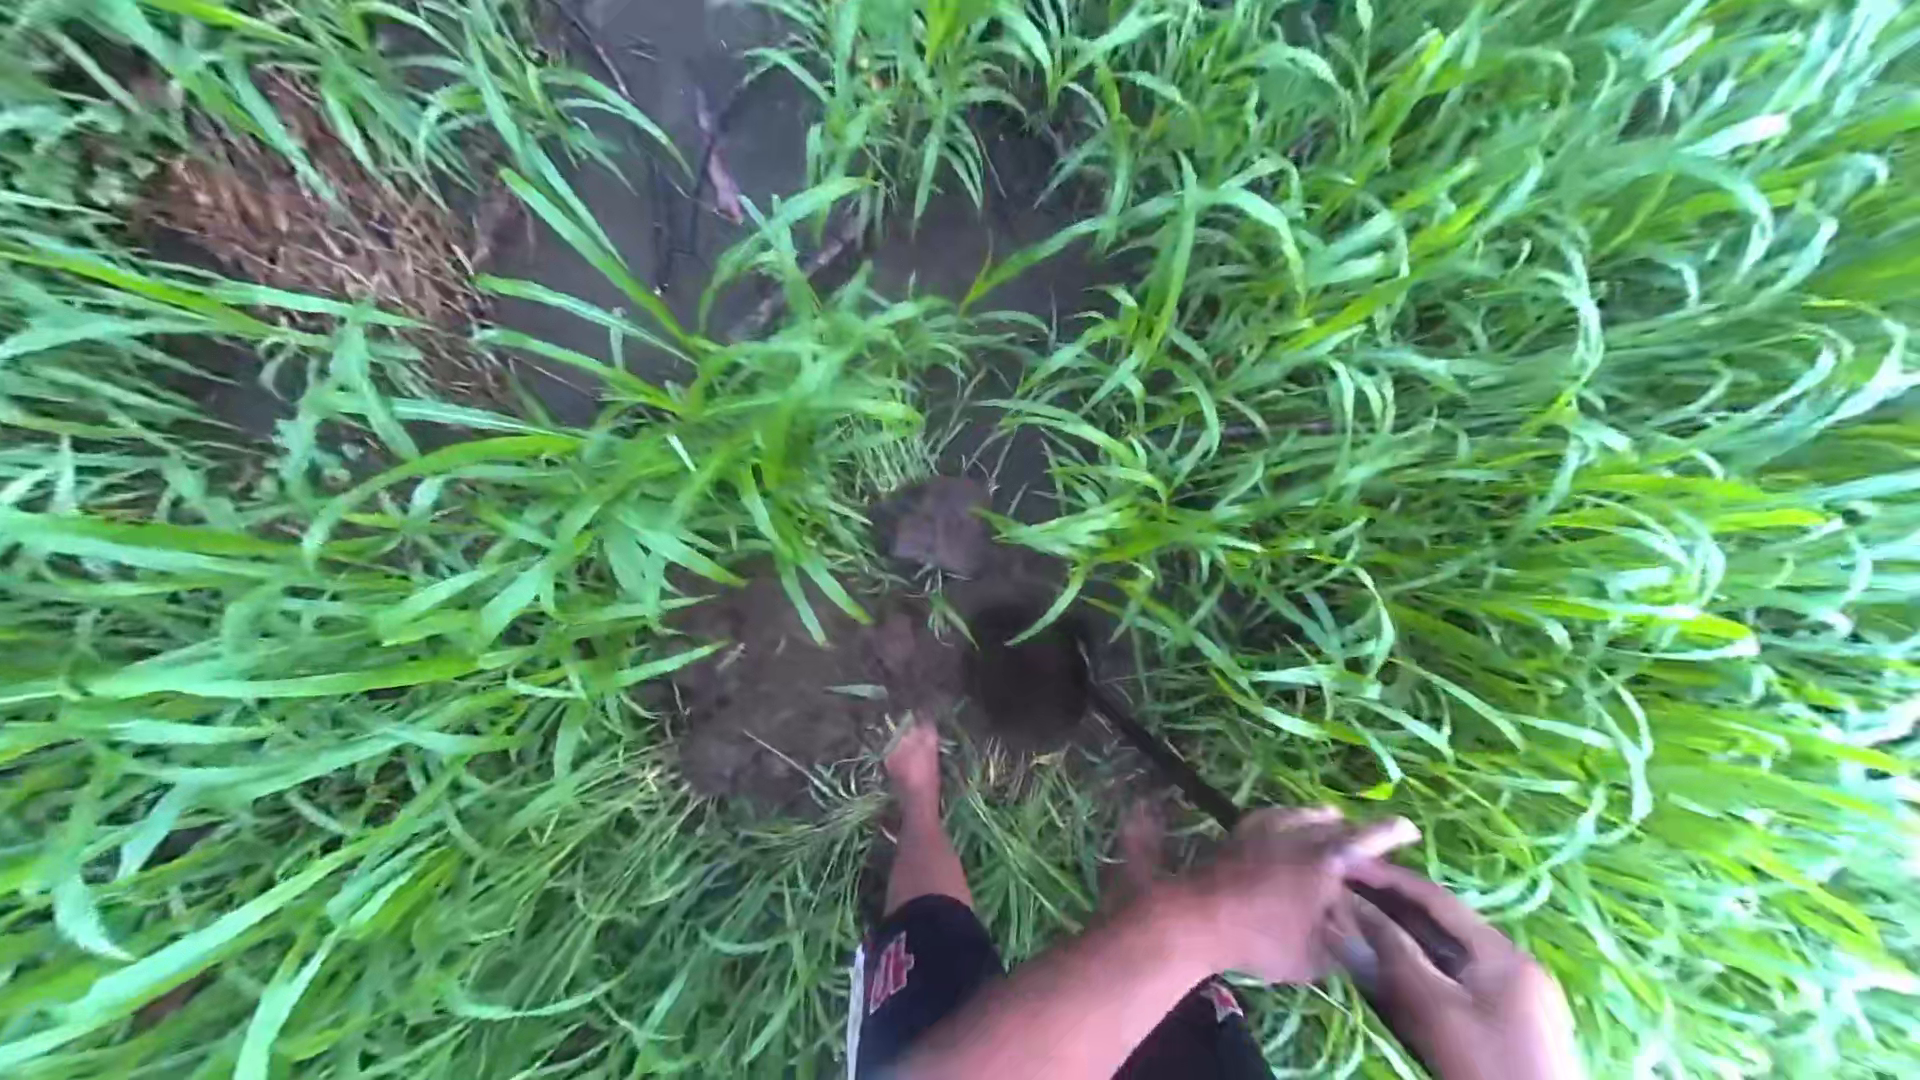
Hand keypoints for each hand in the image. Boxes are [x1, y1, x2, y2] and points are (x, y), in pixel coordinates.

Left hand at [1179, 806, 1418, 982]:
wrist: (1199, 914)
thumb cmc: (1262, 939)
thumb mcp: (1315, 957)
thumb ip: (1345, 946)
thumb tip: (1365, 942)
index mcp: (1323, 861)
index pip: (1364, 841)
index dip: (1388, 833)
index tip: (1407, 827)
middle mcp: (1296, 835)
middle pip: (1332, 824)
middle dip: (1353, 831)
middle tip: (1367, 842)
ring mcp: (1263, 828)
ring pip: (1300, 813)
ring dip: (1319, 819)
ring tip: (1331, 823)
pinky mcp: (1238, 831)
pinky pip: (1272, 815)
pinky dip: (1288, 818)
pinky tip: (1286, 825)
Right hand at [1345, 860, 1583, 1079]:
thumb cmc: (1488, 1068)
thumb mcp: (1434, 1007)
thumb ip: (1391, 949)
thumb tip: (1345, 903)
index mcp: (1504, 954)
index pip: (1437, 898)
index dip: (1388, 876)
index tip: (1344, 863)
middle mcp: (1510, 965)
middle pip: (1438, 921)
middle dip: (1388, 902)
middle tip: (1341, 885)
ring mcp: (1507, 994)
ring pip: (1439, 947)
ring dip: (1395, 930)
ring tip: (1350, 912)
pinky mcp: (1497, 1019)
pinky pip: (1445, 972)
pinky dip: (1410, 958)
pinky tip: (1378, 953)